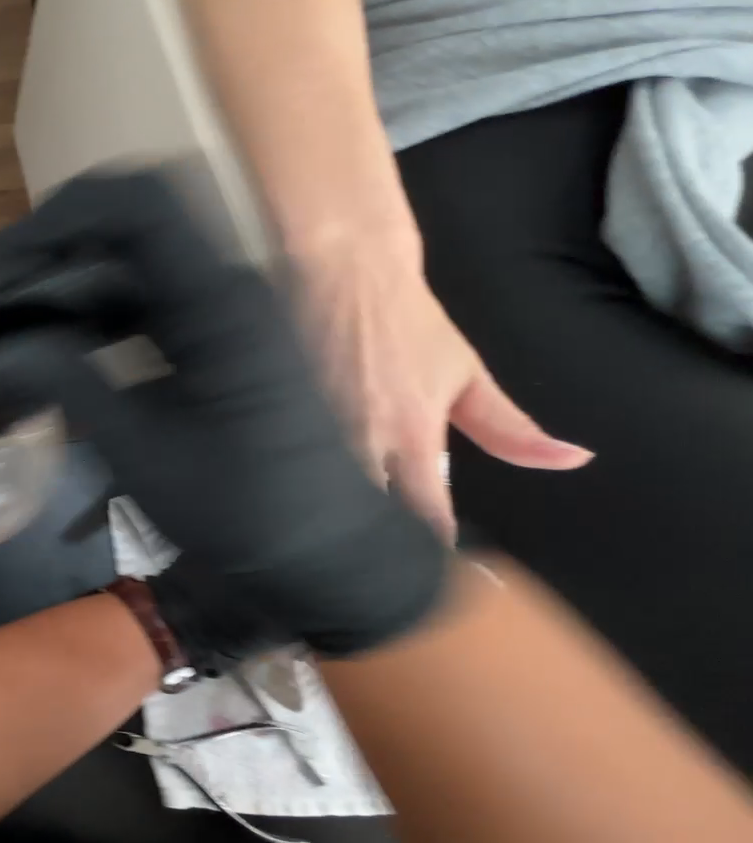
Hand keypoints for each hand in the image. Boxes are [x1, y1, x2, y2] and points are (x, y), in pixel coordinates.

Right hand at [0, 171, 451, 656]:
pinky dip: (76, 314)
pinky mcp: (207, 334)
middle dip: (34, 256)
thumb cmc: (244, 510)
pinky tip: (37, 349)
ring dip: (50, 285)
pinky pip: (131, 301)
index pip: (131, 207)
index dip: (51, 221)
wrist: (323, 549)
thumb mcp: (144, 451)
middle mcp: (219, 283)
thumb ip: (67, 384)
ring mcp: (216, 307)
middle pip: (114, 228)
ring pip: (117, 264)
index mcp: (217, 298)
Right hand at [295, 251, 592, 539]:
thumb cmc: (408, 323)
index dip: (428, 545)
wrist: (345, 274)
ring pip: (315, 494)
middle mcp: (359, 439)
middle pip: (360, 513)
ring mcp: (309, 429)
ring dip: (324, 514)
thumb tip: (570, 462)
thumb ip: (508, 427)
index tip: (426, 568)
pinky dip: (290, 484)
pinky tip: (288, 495)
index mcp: (410, 434)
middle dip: (366, 540)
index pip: (422, 511)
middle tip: (368, 559)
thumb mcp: (465, 372)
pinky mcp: (272, 416)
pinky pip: (282, 464)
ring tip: (324, 537)